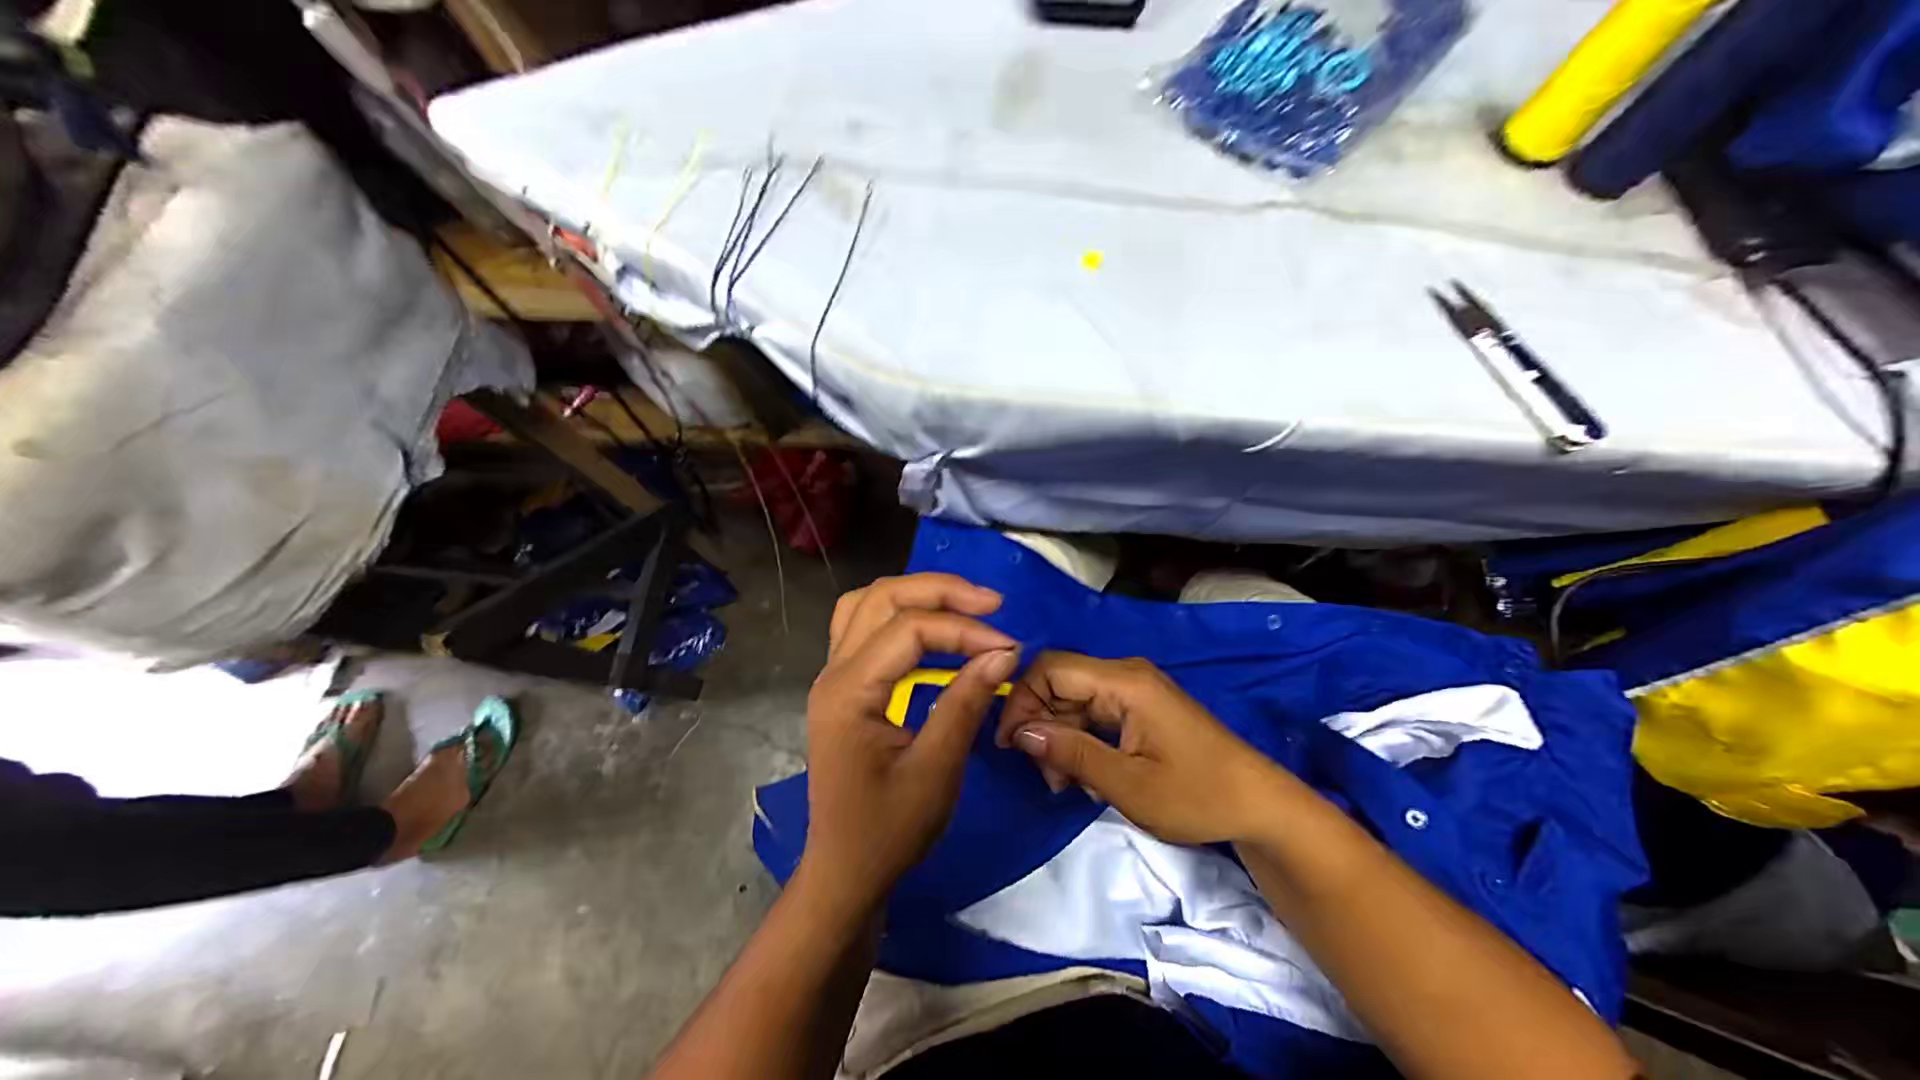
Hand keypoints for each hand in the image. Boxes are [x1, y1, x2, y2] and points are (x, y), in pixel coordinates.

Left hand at [799, 574, 1020, 916]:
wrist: (845, 871)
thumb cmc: (889, 830)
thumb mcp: (936, 770)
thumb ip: (966, 703)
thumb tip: (1004, 652)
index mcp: (849, 691)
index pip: (908, 629)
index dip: (964, 630)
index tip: (1010, 647)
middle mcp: (833, 672)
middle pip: (881, 598)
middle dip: (940, 591)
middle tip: (993, 603)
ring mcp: (832, 677)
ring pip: (867, 603)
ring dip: (917, 594)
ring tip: (966, 605)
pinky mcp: (842, 687)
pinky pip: (863, 626)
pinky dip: (899, 614)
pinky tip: (930, 626)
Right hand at [997, 653, 1285, 845]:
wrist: (1260, 807)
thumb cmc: (1197, 795)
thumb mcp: (1128, 784)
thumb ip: (1071, 753)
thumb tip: (1019, 732)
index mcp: (1125, 682)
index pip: (1051, 669)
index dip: (1021, 701)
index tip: (1010, 745)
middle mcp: (1127, 675)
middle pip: (1060, 683)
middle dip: (1041, 725)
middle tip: (1048, 777)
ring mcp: (1136, 690)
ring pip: (1074, 700)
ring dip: (1061, 738)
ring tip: (1068, 785)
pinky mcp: (1142, 708)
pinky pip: (1095, 713)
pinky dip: (1081, 741)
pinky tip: (1087, 776)